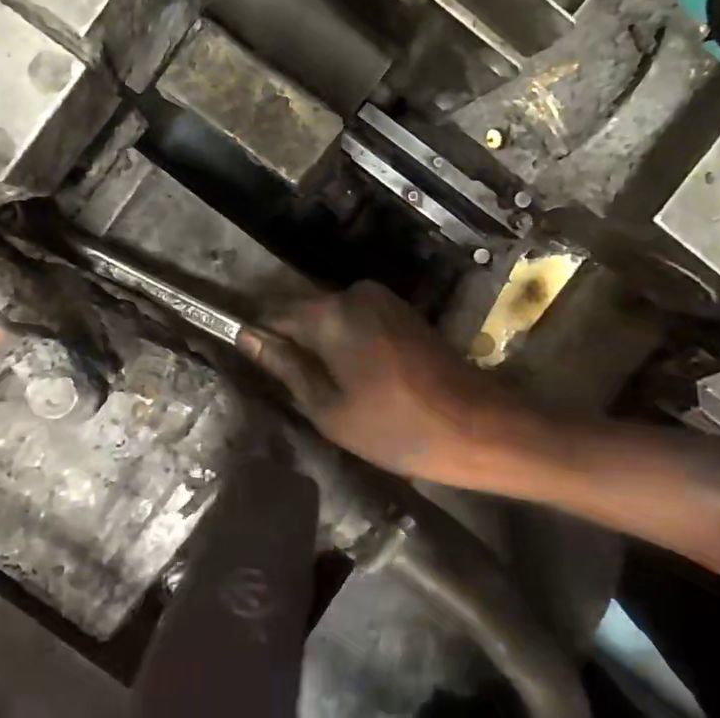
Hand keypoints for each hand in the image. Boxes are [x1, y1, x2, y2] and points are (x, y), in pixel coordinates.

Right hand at [244, 281, 531, 485]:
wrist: (474, 424)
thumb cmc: (395, 426)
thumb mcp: (329, 408)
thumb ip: (287, 367)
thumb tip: (249, 338)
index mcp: (333, 313)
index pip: (276, 311)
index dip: (258, 334)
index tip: (245, 358)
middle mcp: (356, 293)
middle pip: (306, 311)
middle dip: (293, 342)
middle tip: (290, 388)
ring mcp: (384, 300)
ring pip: (333, 318)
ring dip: (321, 345)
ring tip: (323, 389)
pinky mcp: (402, 312)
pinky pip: (358, 321)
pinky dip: (347, 344)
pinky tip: (354, 378)